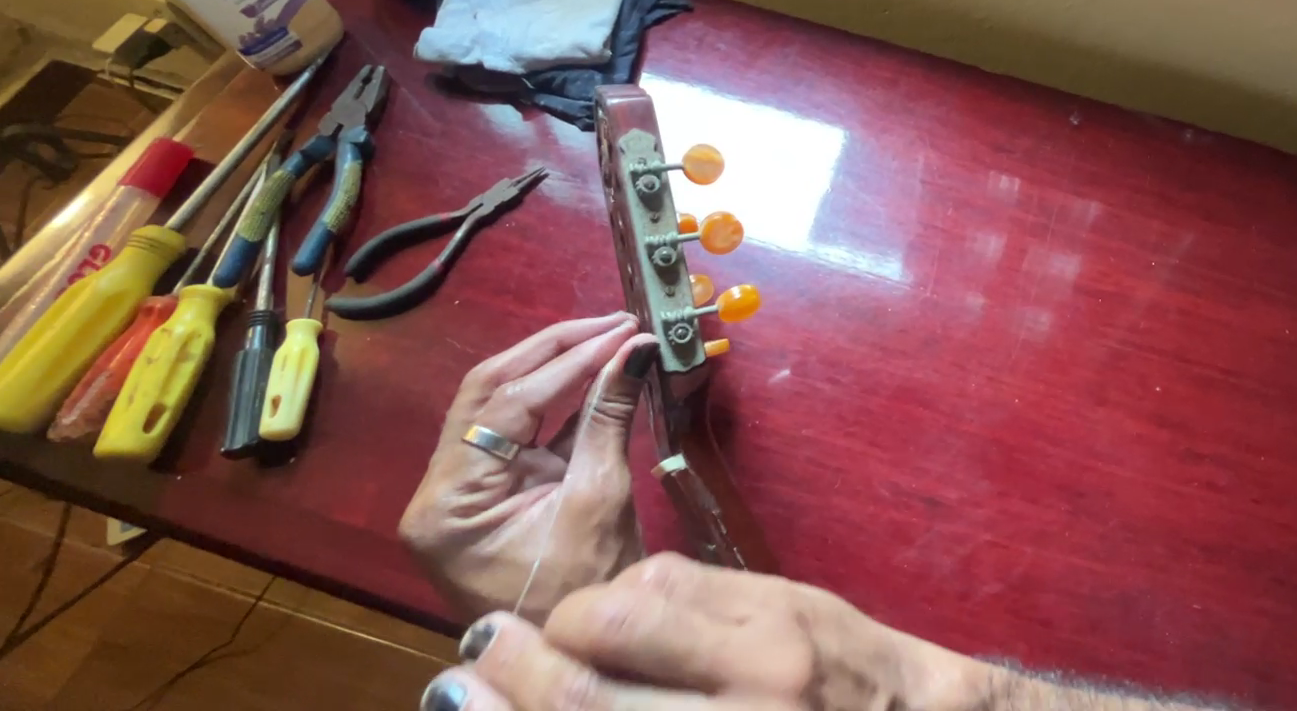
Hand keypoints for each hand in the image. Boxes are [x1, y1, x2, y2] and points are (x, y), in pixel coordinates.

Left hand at [400, 313, 655, 622]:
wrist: (573, 649)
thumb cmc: (584, 584)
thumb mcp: (599, 496)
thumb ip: (610, 416)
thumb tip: (638, 350)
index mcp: (449, 498)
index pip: (508, 402)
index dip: (570, 360)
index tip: (623, 331)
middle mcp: (441, 483)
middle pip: (491, 388)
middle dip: (557, 347)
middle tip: (615, 322)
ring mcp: (464, 481)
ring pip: (503, 399)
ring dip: (558, 362)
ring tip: (611, 334)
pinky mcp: (493, 482)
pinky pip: (522, 424)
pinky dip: (562, 393)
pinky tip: (597, 368)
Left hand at [420, 553, 993, 710]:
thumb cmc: (840, 657)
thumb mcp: (782, 602)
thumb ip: (696, 596)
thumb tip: (604, 600)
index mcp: (763, 647)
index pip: (634, 614)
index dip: (576, 614)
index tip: (562, 614)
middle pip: (589, 702)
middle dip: (518, 672)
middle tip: (472, 650)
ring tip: (456, 693)